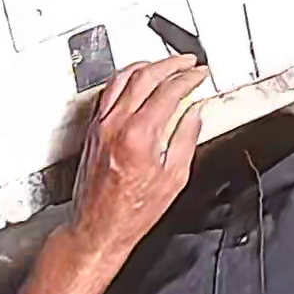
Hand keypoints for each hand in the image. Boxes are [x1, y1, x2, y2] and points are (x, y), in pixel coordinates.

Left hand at [68, 55, 208, 259]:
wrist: (97, 230)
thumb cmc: (131, 213)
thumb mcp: (174, 178)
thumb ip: (187, 137)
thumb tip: (195, 113)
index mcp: (141, 135)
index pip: (169, 90)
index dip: (189, 78)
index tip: (200, 75)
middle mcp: (118, 124)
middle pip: (147, 75)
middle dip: (172, 64)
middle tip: (188, 63)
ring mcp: (102, 124)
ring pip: (124, 77)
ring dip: (149, 65)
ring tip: (166, 64)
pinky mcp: (93, 128)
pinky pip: (110, 90)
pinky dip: (128, 77)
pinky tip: (138, 78)